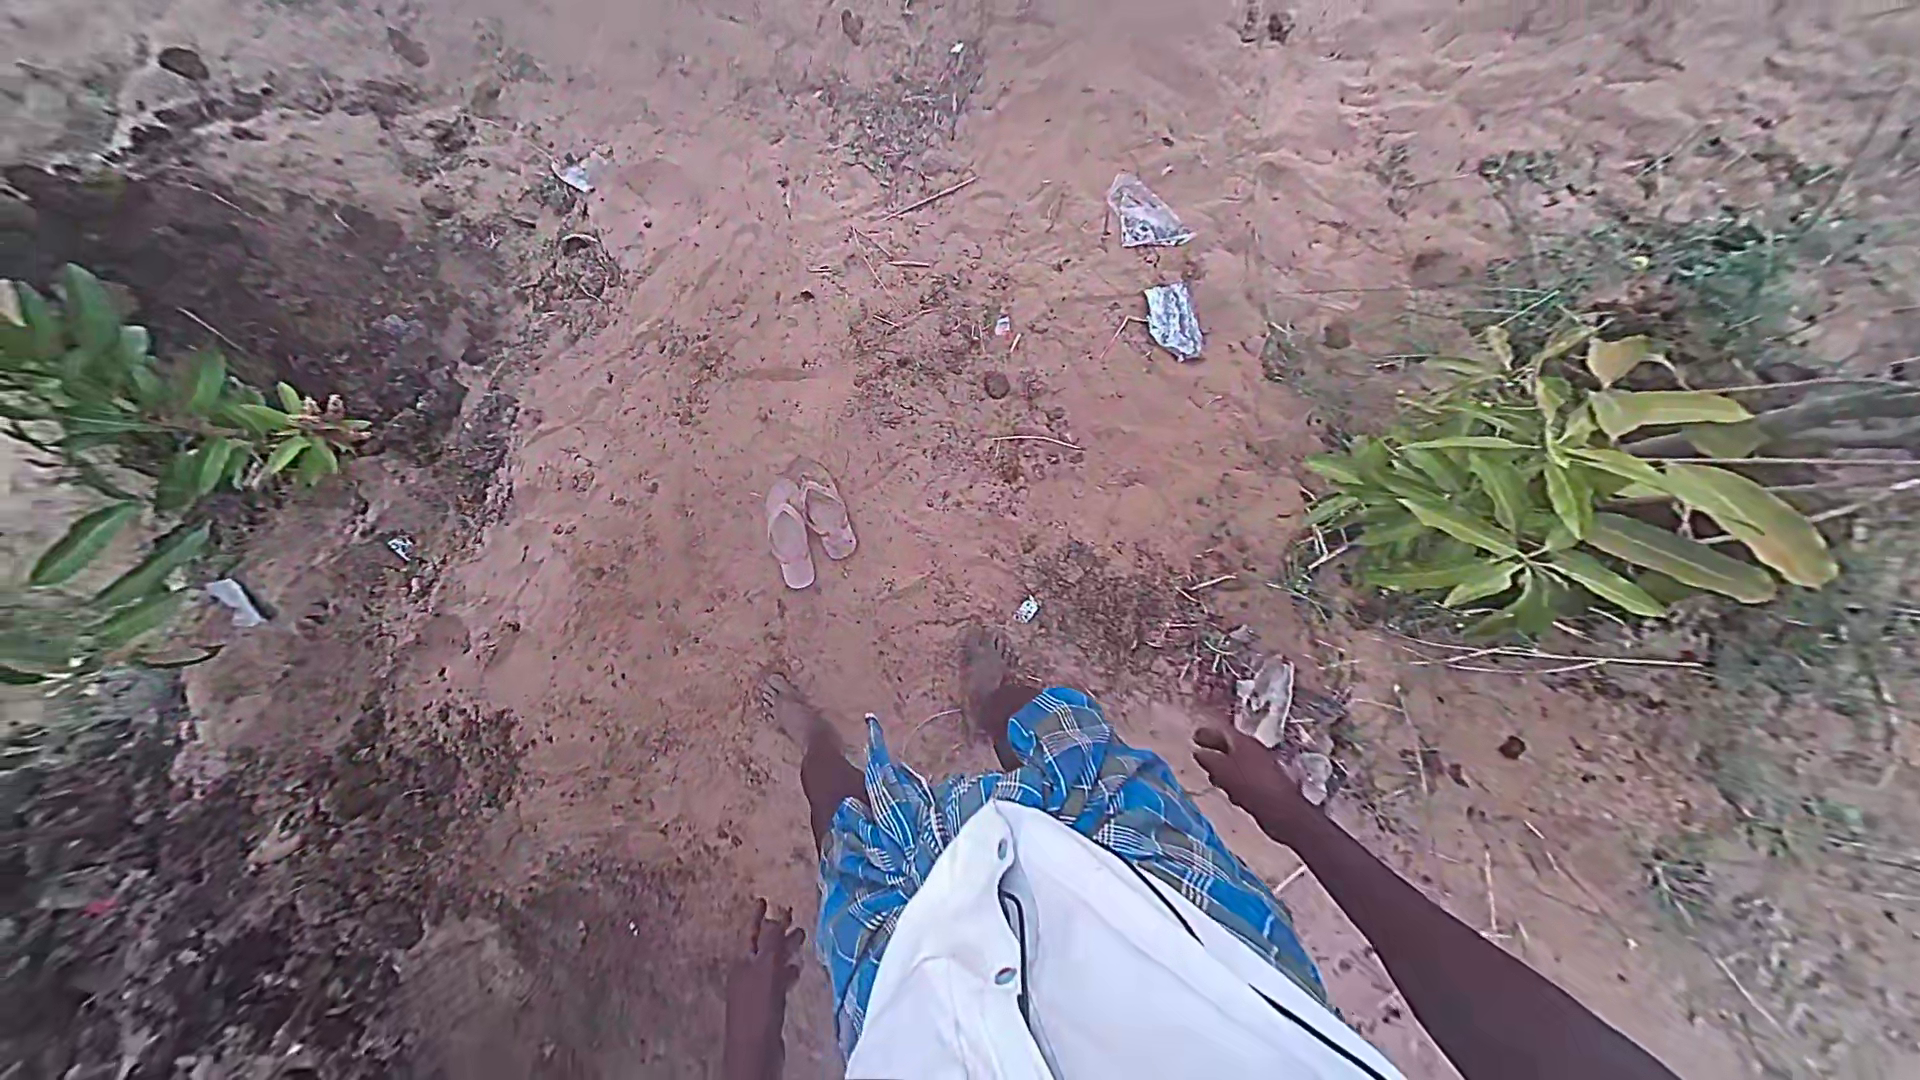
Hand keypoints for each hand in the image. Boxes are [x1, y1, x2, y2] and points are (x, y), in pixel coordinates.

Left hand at [721, 898, 804, 1079]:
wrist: (755, 1053)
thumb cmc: (760, 1006)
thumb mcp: (767, 967)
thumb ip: (772, 939)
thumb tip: (776, 912)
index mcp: (743, 961)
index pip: (751, 930)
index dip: (758, 914)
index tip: (764, 898)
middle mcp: (746, 973)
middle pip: (763, 945)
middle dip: (777, 930)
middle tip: (792, 915)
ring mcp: (754, 991)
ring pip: (771, 962)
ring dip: (785, 950)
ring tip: (801, 939)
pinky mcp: (764, 1006)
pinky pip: (776, 979)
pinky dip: (786, 971)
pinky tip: (797, 970)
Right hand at [1192, 724, 1318, 837]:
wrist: (1283, 812)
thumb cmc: (1250, 785)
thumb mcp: (1222, 770)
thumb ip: (1208, 759)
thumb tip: (1198, 752)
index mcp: (1243, 742)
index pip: (1221, 732)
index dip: (1207, 734)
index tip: (1194, 737)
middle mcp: (1254, 751)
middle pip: (1229, 747)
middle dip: (1214, 752)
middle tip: (1200, 756)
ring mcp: (1262, 768)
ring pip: (1237, 764)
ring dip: (1224, 770)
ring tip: (1214, 778)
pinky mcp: (1267, 785)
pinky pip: (1245, 779)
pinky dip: (1235, 783)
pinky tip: (1232, 794)